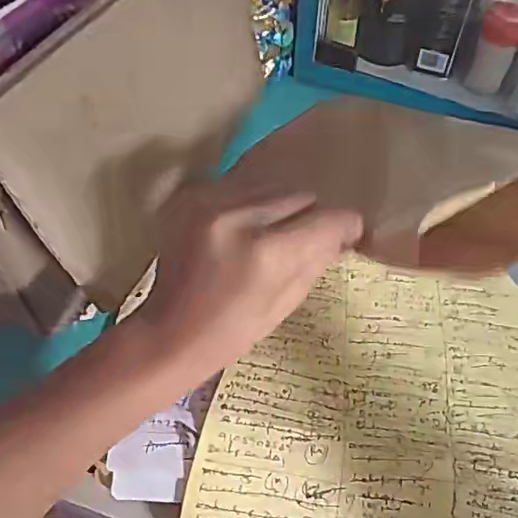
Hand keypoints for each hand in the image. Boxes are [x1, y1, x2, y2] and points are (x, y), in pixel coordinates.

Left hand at [126, 179, 362, 380]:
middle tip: (305, 240)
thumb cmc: (231, 332)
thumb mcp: (286, 302)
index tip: (348, 234)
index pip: (327, 219)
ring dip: (283, 207)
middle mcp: (239, 218)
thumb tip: (339, 232)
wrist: (168, 332)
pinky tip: (245, 228)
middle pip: (302, 195)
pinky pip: (243, 185)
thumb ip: (316, 259)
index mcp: (266, 253)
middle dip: (311, 216)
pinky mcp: (192, 197)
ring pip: (274, 184)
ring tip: (272, 234)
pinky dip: (253, 203)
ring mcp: (210, 202)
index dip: (345, 226)